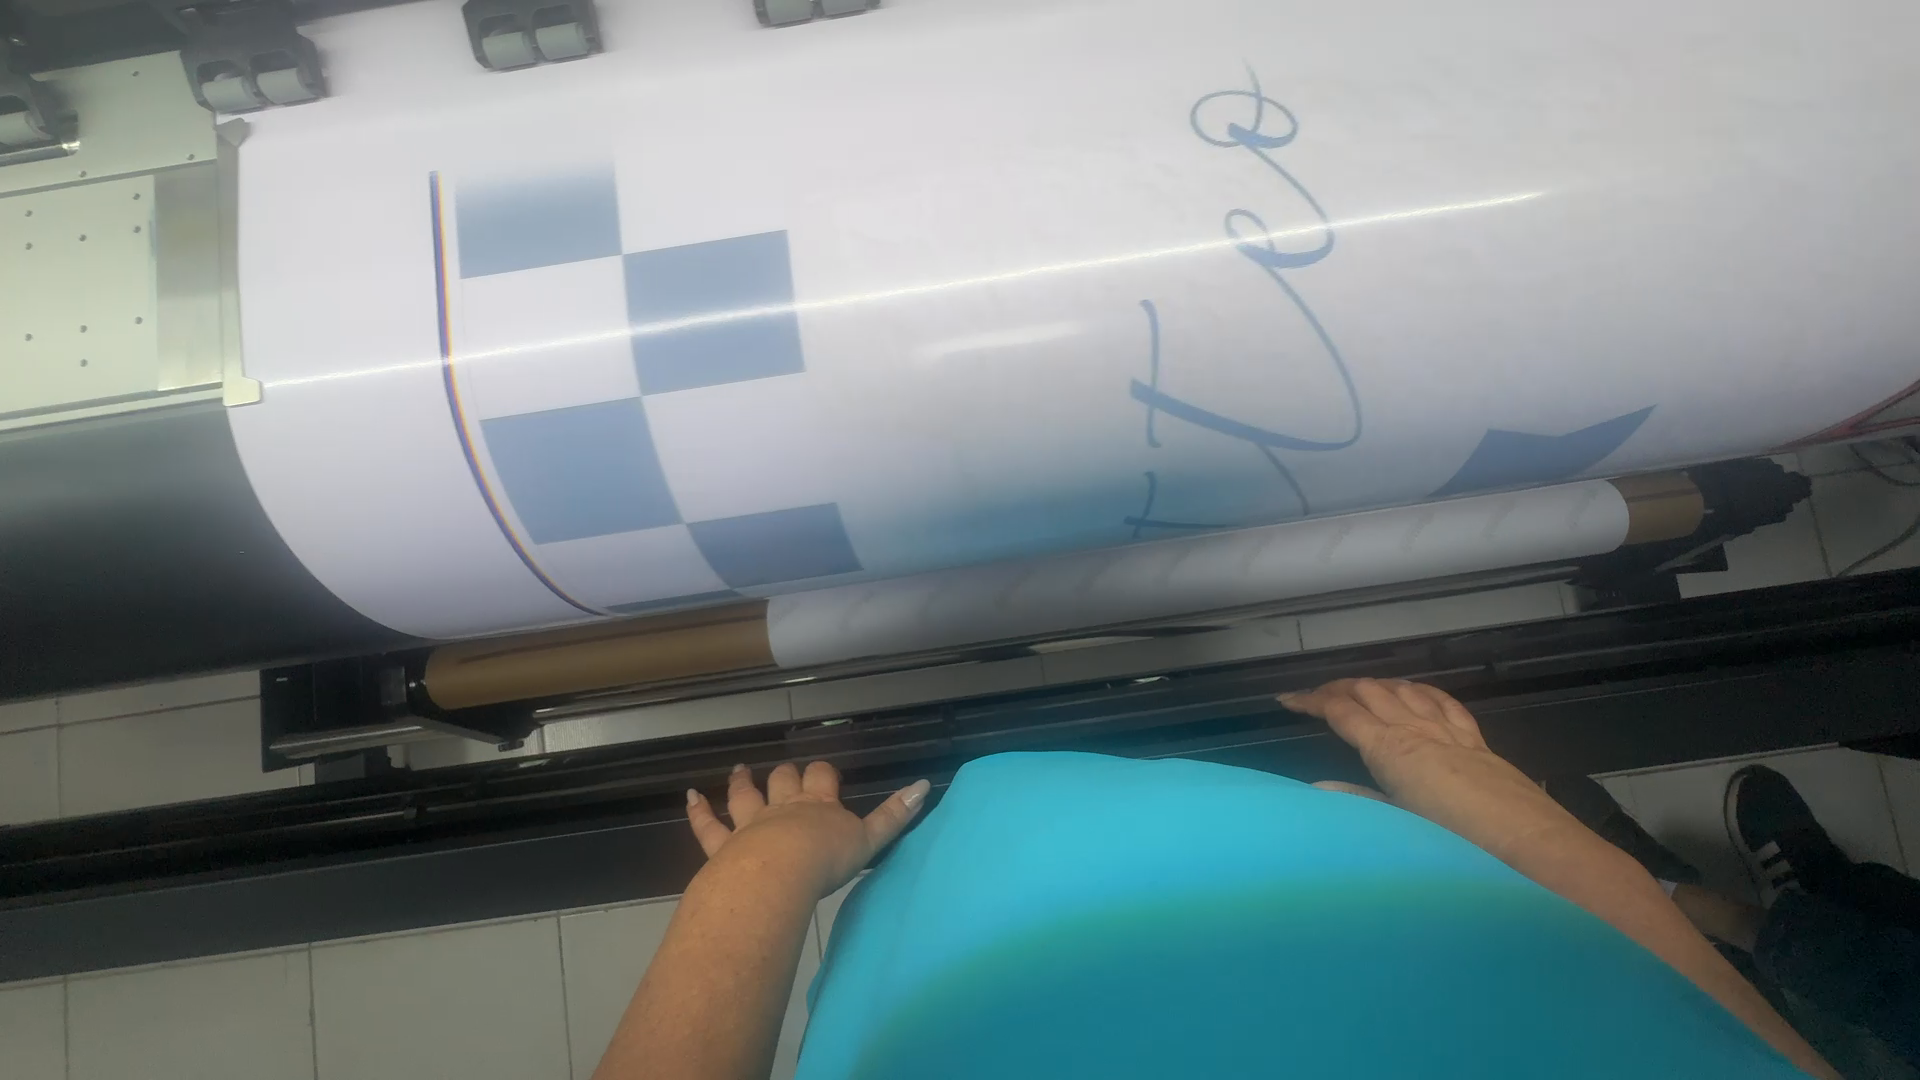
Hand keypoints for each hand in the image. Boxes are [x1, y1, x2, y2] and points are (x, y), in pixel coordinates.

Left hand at [687, 762, 929, 899]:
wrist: (779, 875)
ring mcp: (751, 824)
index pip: (823, 777)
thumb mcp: (868, 839)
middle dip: (786, 776)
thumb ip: (895, 815)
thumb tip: (924, 785)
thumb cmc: (826, 860)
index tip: (825, 775)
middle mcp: (784, 807)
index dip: (824, 774)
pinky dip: (698, 810)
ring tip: (740, 770)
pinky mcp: (724, 845)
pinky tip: (689, 797)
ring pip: (745, 796)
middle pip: (784, 781)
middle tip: (786, 772)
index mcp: (819, 806)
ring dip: (742, 783)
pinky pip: (708, 825)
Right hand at [1280, 678, 1587, 863]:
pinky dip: (1419, 690)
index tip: (1285, 700)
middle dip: (1336, 687)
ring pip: (1402, 689)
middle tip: (1315, 697)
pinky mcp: (1475, 739)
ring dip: (1374, 684)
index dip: (1309, 701)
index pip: (1339, 711)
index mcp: (1388, 748)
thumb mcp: (1399, 824)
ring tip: (1356, 691)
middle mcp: (1413, 729)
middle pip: (1367, 690)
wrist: (1533, 847)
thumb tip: (1318, 788)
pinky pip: (1442, 701)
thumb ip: (1359, 800)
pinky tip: (1413, 692)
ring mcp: (1447, 730)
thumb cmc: (1458, 841)